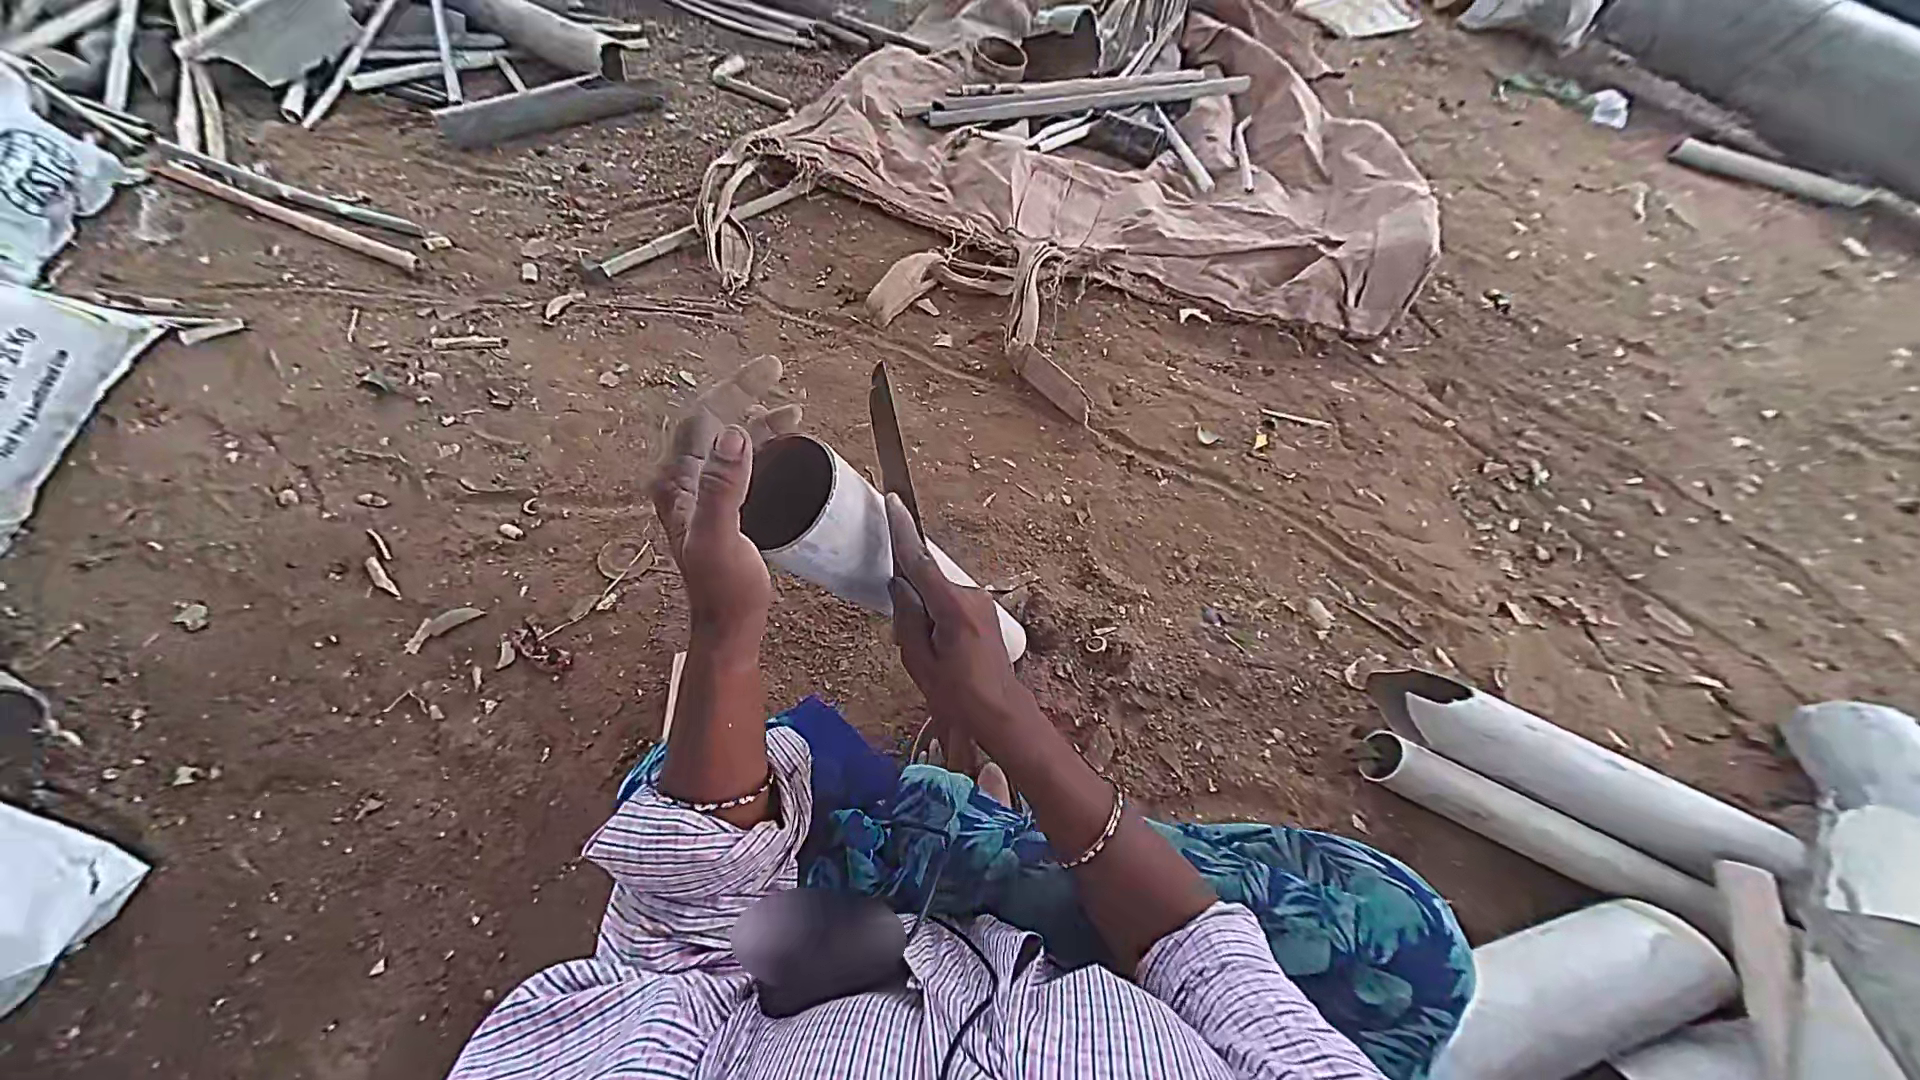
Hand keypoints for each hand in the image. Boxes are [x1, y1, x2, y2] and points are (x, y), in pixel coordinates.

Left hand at [650, 357, 801, 642]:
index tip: (769, 371)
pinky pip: (742, 460)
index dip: (735, 388)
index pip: (702, 418)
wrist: (729, 623)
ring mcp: (705, 492)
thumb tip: (734, 434)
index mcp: (677, 483)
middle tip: (777, 373)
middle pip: (712, 420)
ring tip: (792, 411)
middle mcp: (685, 481)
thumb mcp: (722, 540)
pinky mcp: (725, 504)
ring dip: (758, 418)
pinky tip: (784, 442)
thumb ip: (723, 489)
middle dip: (745, 393)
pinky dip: (764, 443)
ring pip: (729, 438)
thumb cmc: (725, 590)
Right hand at [886, 493, 1038, 763]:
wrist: (1000, 713)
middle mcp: (971, 597)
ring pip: (938, 593)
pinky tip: (940, 648)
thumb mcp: (919, 661)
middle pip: (927, 580)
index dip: (903, 530)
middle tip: (911, 639)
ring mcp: (981, 603)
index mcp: (953, 608)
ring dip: (925, 612)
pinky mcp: (984, 612)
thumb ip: (906, 618)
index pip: (920, 561)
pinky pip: (951, 602)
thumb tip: (899, 585)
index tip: (894, 502)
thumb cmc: (961, 696)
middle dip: (910, 598)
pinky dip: (938, 615)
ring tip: (929, 652)